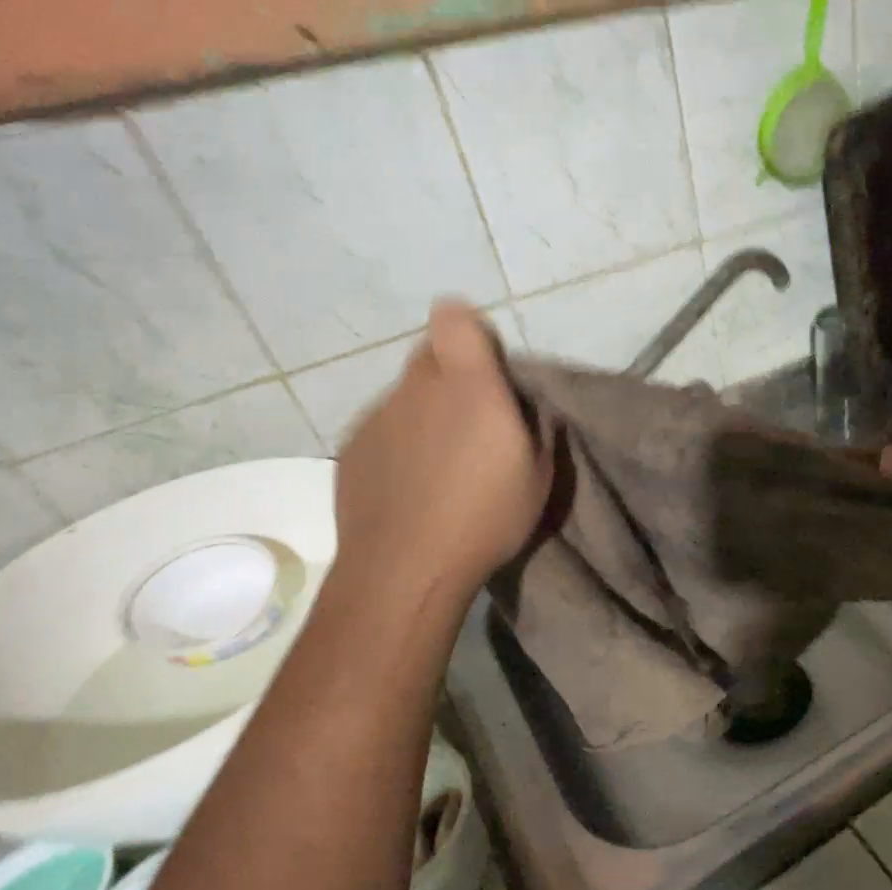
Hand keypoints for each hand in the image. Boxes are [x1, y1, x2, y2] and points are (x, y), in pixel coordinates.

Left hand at [333, 301, 551, 585]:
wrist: (405, 568)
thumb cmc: (485, 520)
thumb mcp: (539, 478)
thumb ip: (536, 428)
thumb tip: (529, 408)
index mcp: (470, 387)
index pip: (455, 318)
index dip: (469, 332)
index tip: (487, 365)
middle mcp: (418, 388)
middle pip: (430, 355)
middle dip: (452, 376)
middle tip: (472, 423)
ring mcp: (377, 415)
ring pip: (406, 398)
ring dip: (425, 417)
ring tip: (440, 470)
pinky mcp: (352, 446)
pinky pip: (383, 430)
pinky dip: (399, 448)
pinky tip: (410, 489)